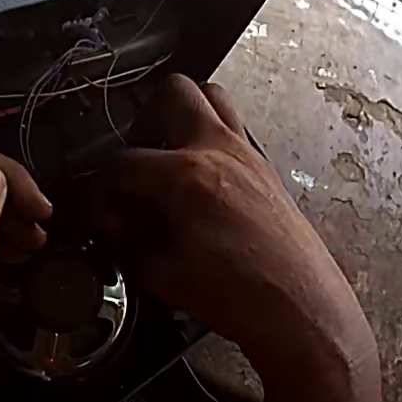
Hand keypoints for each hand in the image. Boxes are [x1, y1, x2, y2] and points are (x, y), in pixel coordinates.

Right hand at [101, 75, 373, 382]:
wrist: (299, 309)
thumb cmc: (240, 295)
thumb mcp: (163, 276)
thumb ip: (127, 243)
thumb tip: (113, 226)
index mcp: (186, 176)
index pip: (123, 163)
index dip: (102, 189)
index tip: (104, 211)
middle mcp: (219, 151)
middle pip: (173, 92)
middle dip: (144, 119)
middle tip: (138, 159)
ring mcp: (248, 156)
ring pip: (213, 97)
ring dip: (185, 114)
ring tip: (170, 155)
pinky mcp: (266, 170)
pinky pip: (235, 130)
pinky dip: (212, 141)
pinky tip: (202, 182)